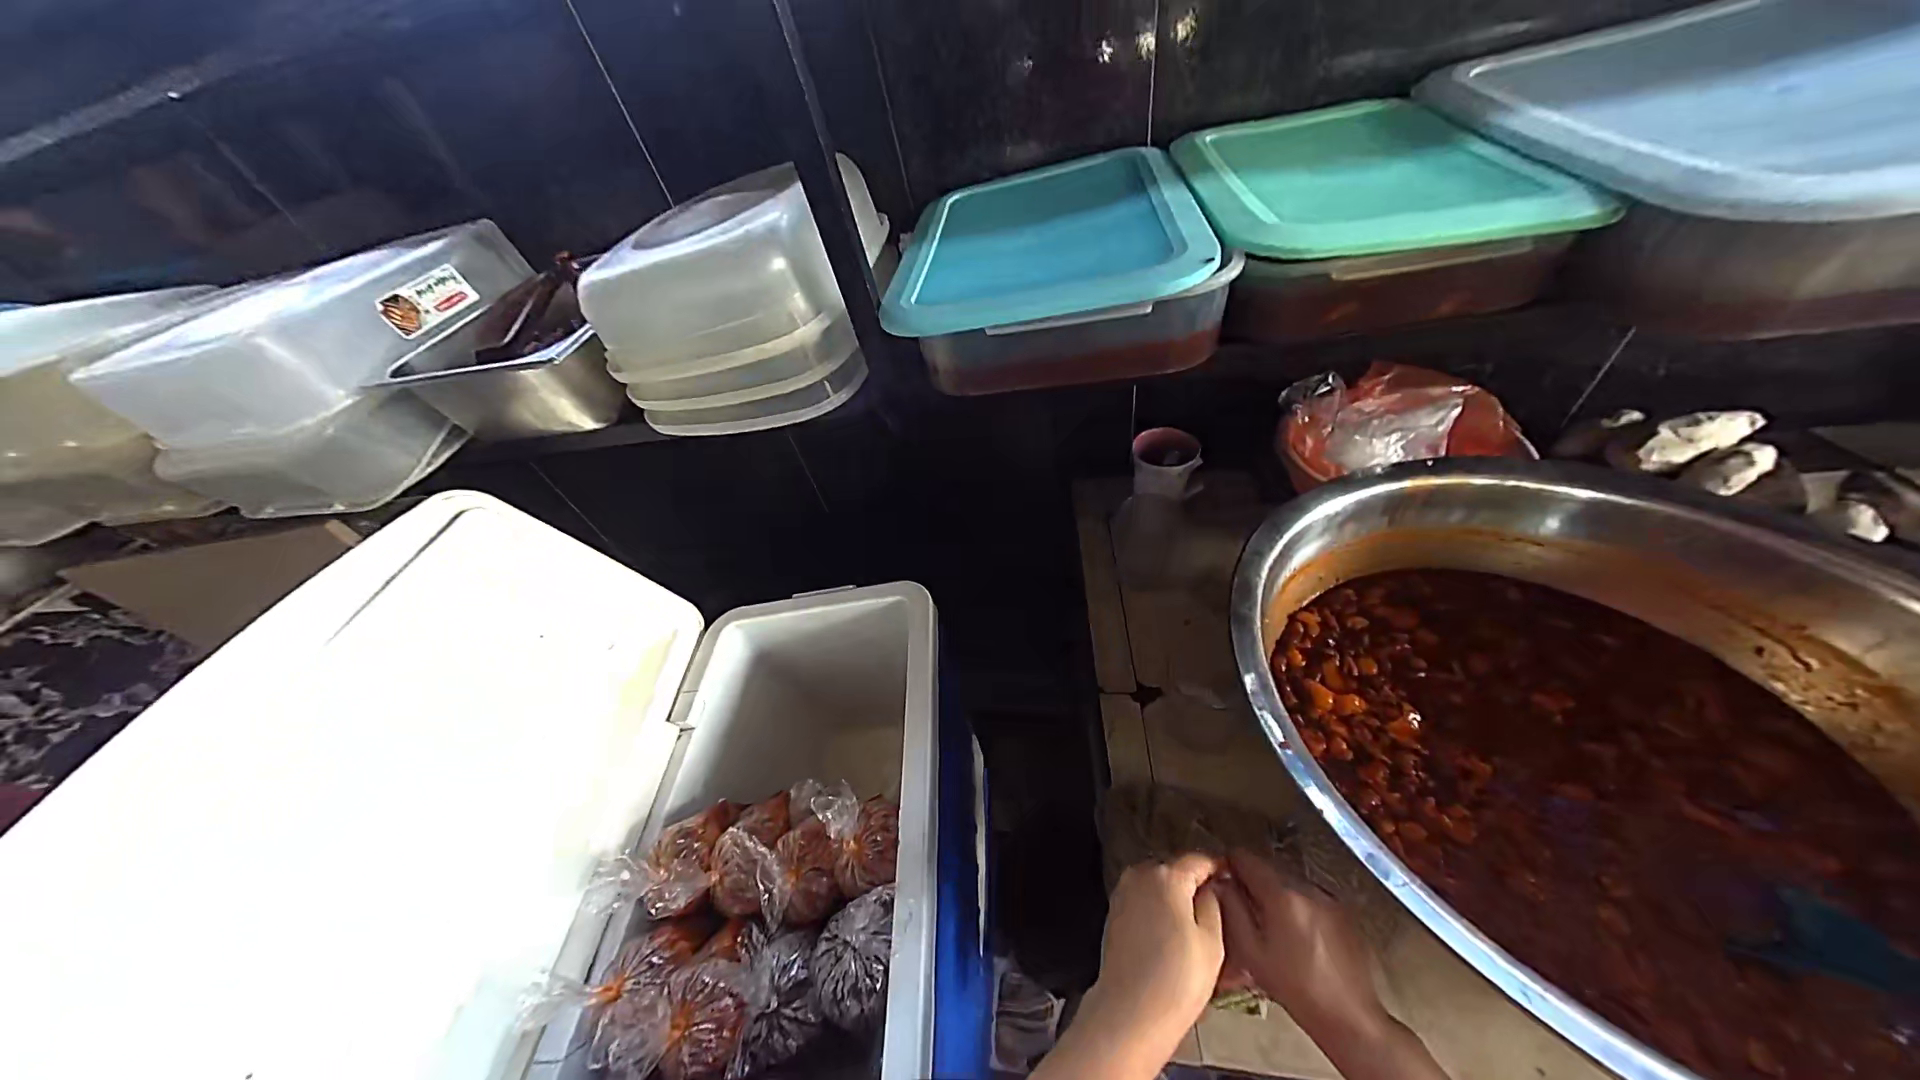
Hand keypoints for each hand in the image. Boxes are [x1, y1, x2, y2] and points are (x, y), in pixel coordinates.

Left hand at [1032, 853, 1224, 1079]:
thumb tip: (1210, 888)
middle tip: (1215, 903)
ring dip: (1174, 896)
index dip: (1217, 867)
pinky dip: (1158, 907)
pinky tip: (1170, 931)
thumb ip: (1213, 904)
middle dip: (1193, 882)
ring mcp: (1123, 890)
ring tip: (1194, 922)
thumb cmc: (1178, 978)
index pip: (1198, 860)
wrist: (1130, 1008)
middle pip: (1175, 870)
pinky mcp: (1114, 909)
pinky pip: (1143, 898)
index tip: (1230, 875)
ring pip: (1157, 884)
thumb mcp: (1212, 942)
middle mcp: (1140, 874)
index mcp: (1167, 876)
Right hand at [1217, 848, 1450, 1079]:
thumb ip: (1231, 909)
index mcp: (1282, 895)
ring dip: (1275, 893)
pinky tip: (1297, 935)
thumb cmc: (1297, 989)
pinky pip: (1308, 895)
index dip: (1230, 867)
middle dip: (1252, 883)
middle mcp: (1307, 888)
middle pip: (1267, 868)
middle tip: (1246, 911)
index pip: (1245, 857)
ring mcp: (1328, 898)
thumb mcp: (1251, 952)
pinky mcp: (1343, 912)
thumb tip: (1221, 883)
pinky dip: (1296, 905)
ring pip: (1288, 881)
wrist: (1351, 1017)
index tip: (1225, 882)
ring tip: (1272, 927)